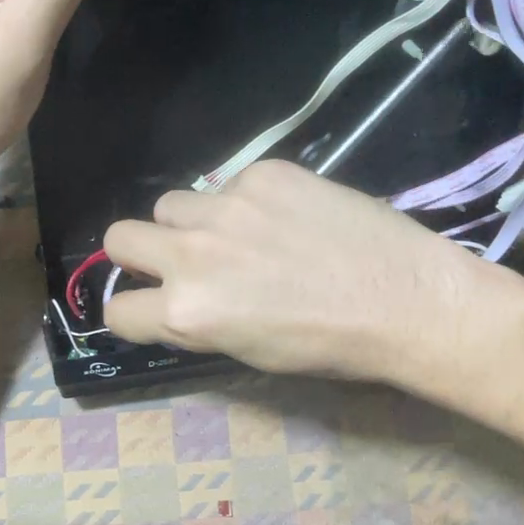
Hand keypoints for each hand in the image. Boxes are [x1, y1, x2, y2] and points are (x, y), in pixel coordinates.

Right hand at [102, 160, 523, 383]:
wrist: (407, 302)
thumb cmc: (326, 347)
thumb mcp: (243, 350)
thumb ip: (193, 320)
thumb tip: (172, 300)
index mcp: (185, 312)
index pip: (117, 309)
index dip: (134, 313)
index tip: (153, 310)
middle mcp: (192, 254)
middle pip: (119, 238)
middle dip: (138, 254)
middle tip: (176, 263)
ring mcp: (227, 207)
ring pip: (168, 204)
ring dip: (187, 223)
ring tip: (235, 237)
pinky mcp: (265, 174)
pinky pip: (228, 185)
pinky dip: (244, 203)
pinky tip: (286, 220)